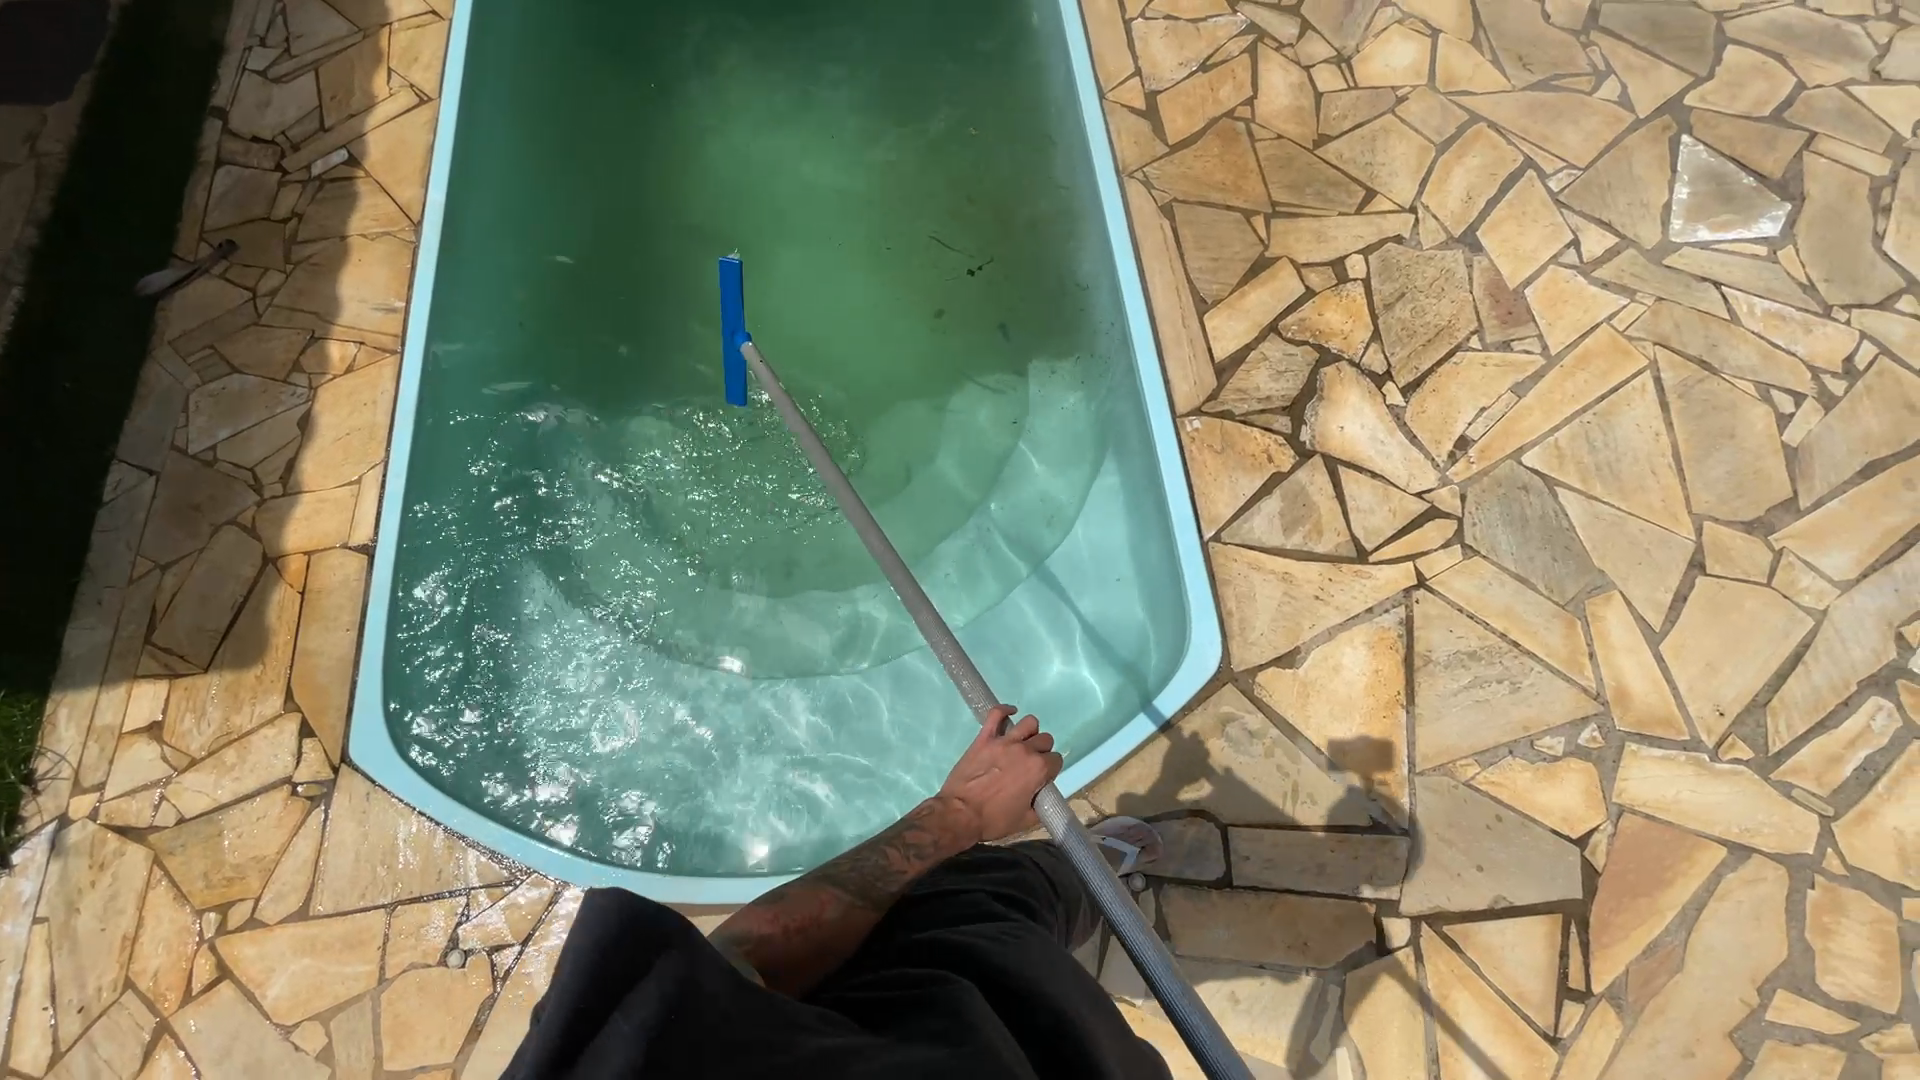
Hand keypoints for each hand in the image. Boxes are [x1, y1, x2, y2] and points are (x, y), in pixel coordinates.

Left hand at [935, 706, 1063, 843]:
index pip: (1056, 760)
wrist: (960, 814)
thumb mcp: (1026, 820)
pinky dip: (1005, 710)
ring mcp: (1004, 741)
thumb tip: (1042, 795)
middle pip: (1045, 740)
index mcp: (1038, 770)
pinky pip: (996, 713)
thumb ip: (1041, 805)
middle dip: (1042, 751)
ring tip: (1022, 742)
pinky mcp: (985, 737)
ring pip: (1029, 722)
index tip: (1041, 778)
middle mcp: (1025, 750)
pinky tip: (1009, 713)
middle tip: (1030, 763)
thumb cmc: (993, 820)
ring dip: (1030, 731)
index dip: (1050, 770)